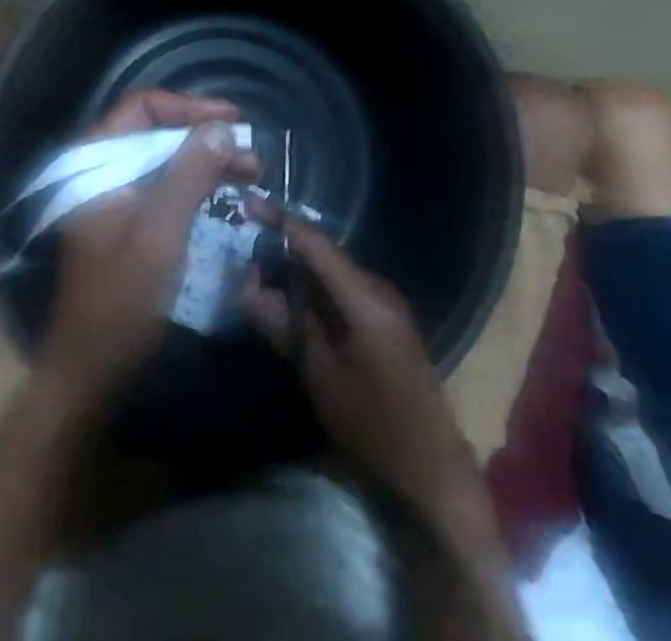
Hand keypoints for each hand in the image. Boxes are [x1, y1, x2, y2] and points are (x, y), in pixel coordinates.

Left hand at [43, 90, 256, 405]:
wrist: (90, 367)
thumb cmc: (121, 300)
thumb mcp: (160, 233)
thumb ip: (188, 175)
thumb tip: (220, 127)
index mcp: (93, 165)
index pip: (140, 109)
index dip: (188, 106)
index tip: (234, 120)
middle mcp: (98, 174)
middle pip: (153, 135)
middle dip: (204, 139)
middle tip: (252, 159)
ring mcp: (111, 201)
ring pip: (161, 165)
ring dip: (204, 166)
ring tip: (250, 177)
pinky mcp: (125, 226)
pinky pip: (162, 193)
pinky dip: (194, 191)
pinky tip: (226, 201)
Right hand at [241, 217, 473, 510]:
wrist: (429, 465)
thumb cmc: (373, 423)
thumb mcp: (319, 375)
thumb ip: (284, 325)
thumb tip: (248, 286)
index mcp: (365, 300)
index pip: (316, 244)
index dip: (280, 221)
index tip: (246, 204)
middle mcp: (378, 290)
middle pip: (322, 253)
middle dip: (281, 247)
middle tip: (241, 251)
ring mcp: (383, 305)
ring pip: (329, 271)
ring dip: (293, 269)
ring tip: (254, 273)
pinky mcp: (382, 321)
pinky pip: (339, 290)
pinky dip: (309, 288)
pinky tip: (286, 300)